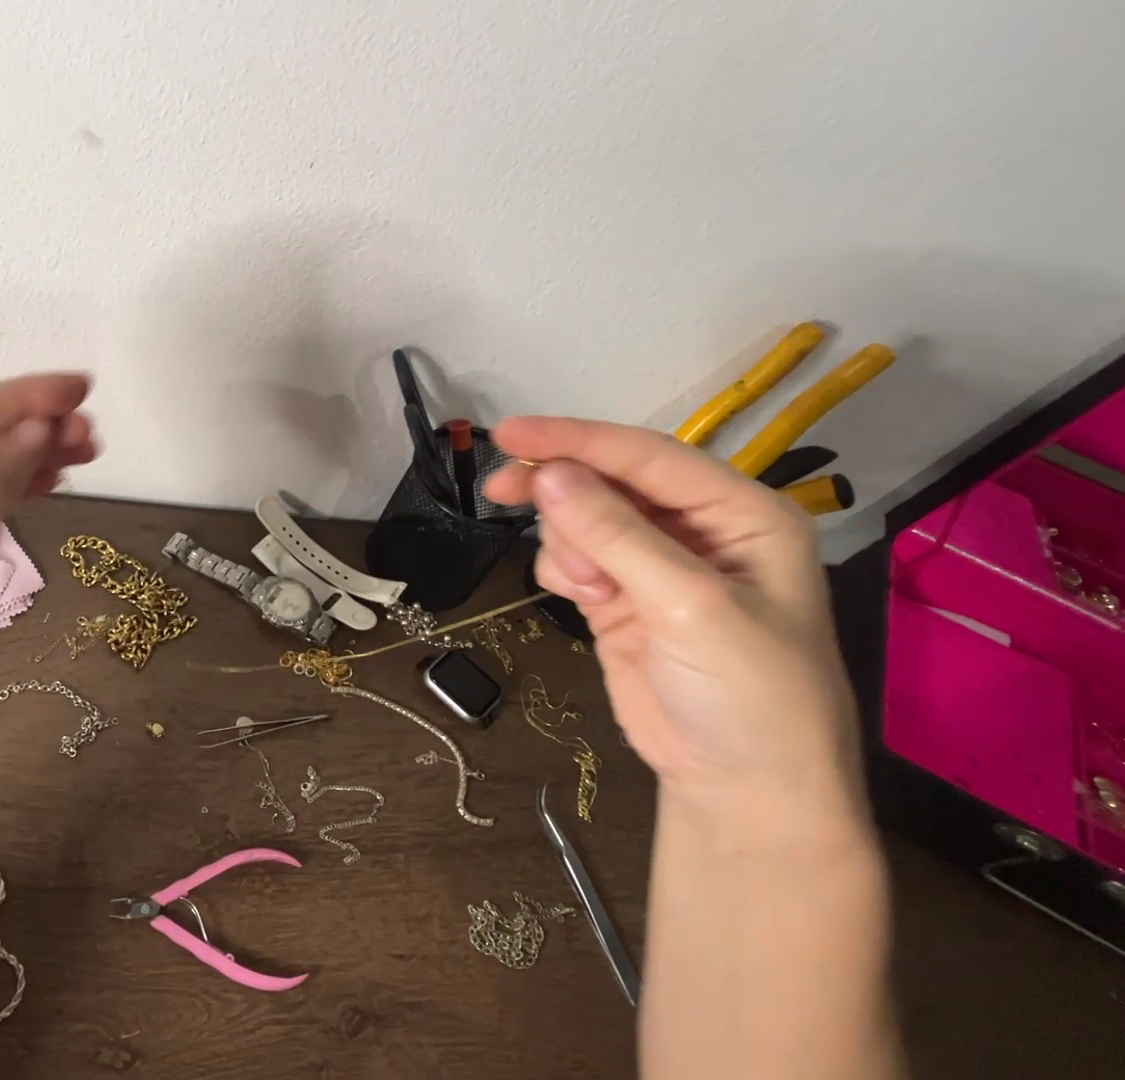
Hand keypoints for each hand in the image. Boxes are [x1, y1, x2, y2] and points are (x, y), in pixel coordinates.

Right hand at [483, 418, 865, 826]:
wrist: (740, 785)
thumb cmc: (747, 693)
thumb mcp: (688, 607)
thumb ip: (616, 536)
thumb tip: (547, 476)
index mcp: (740, 513)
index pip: (647, 457)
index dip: (577, 440)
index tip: (508, 433)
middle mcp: (696, 529)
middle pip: (606, 482)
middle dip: (559, 488)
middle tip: (498, 489)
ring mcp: (653, 565)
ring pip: (579, 520)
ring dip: (568, 546)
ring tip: (591, 593)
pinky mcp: (618, 598)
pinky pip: (570, 559)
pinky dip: (563, 571)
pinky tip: (586, 601)